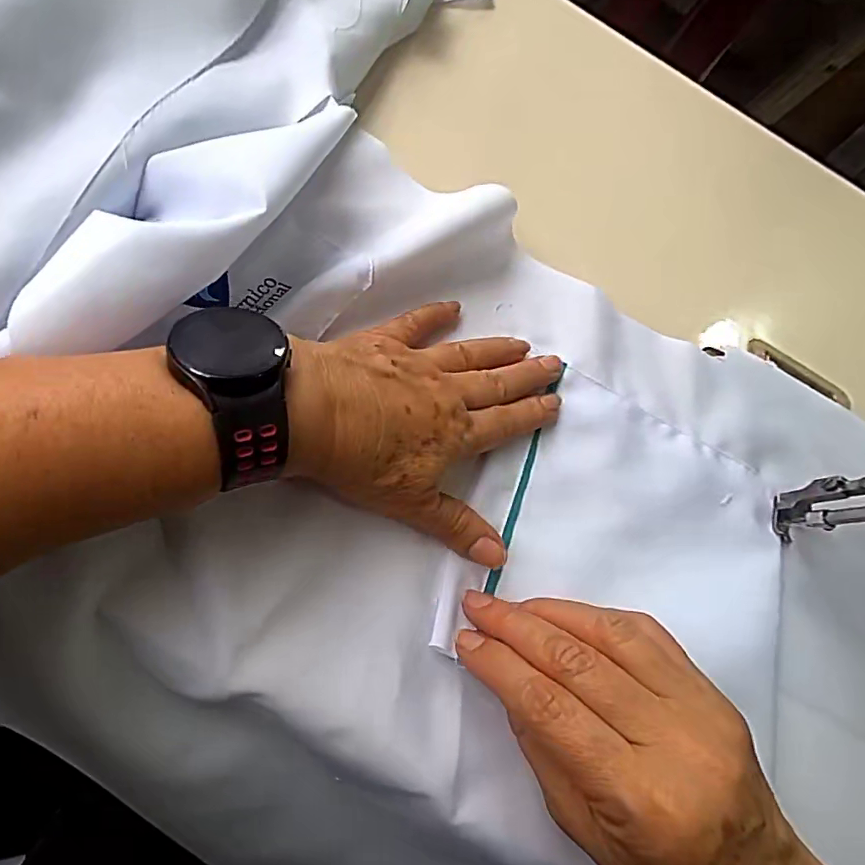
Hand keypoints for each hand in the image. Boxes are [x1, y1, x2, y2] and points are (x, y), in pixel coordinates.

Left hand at [287, 302, 560, 566]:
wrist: (310, 415)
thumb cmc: (356, 463)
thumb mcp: (406, 502)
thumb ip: (453, 525)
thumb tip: (499, 556)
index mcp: (453, 432)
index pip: (502, 424)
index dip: (530, 415)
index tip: (554, 402)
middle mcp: (444, 393)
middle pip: (494, 384)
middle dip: (525, 376)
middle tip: (553, 364)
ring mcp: (413, 364)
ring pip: (465, 354)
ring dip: (494, 349)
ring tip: (520, 343)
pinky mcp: (381, 343)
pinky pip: (415, 324)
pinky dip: (434, 315)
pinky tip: (451, 307)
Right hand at [454, 593, 857, 864]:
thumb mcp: (576, 823)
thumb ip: (540, 748)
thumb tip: (506, 682)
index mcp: (637, 793)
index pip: (550, 707)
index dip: (500, 665)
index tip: (465, 640)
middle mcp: (677, 746)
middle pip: (579, 665)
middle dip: (517, 627)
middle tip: (476, 605)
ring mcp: (706, 716)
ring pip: (616, 639)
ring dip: (552, 613)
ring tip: (511, 604)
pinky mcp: (718, 698)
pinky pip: (651, 638)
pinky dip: (597, 617)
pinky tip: (562, 614)